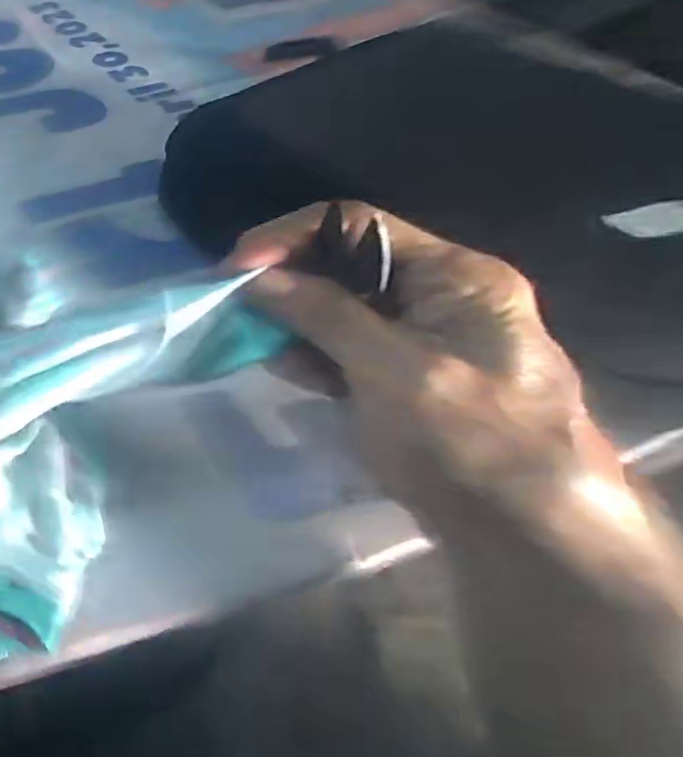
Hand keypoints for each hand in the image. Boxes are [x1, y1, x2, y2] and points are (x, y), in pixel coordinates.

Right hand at [225, 203, 664, 573]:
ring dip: (284, 322)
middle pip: (333, 263)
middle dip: (279, 283)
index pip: (354, 225)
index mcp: (455, 279)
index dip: (288, 239)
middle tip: (234, 311)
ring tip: (266, 354)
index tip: (236, 273)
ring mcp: (412, 333)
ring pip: (323, 304)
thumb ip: (324, 316)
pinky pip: (328, 341)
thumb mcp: (394, 370)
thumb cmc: (471, 440)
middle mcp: (433, 294)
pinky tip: (292, 375)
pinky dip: (299, 351)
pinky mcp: (389, 368)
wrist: (522, 531)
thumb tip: (255, 280)